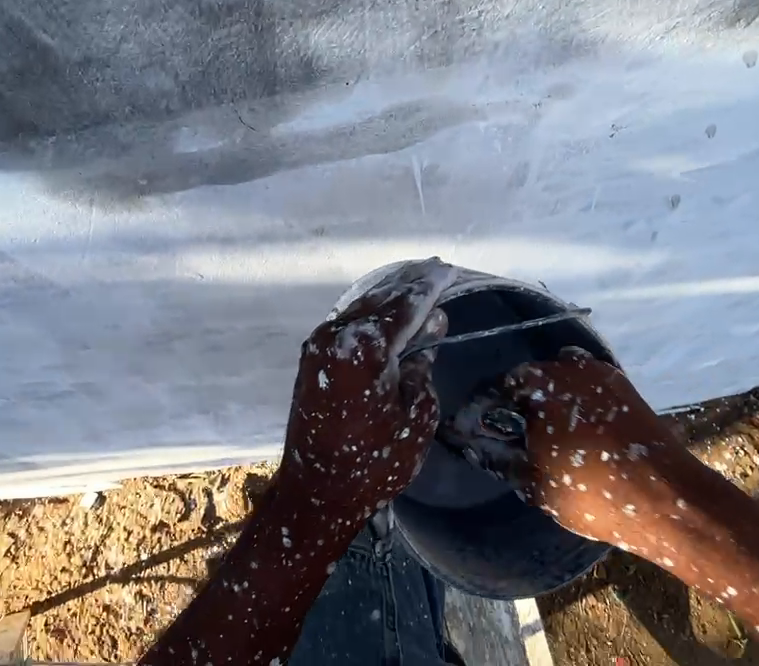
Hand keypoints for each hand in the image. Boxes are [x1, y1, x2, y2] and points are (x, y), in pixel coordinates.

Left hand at [276, 258, 454, 516]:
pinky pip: (347, 323)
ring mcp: (320, 343)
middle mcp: (338, 335)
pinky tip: (387, 313)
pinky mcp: (312, 356)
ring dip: (389, 298)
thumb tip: (426, 336)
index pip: (405, 306)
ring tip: (416, 286)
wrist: (317, 490)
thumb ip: (421, 371)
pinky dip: (370, 314)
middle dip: (409, 286)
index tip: (447, 270)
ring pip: (361, 308)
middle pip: (381, 299)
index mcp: (365, 347)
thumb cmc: (372, 463)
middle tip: (434, 269)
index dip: (429, 288)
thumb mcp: (414, 420)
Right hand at [460, 347, 680, 537]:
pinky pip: (585, 386)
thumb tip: (471, 444)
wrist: (669, 500)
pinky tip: (571, 427)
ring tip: (539, 431)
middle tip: (503, 433)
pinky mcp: (623, 386)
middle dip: (510, 404)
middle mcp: (566, 364)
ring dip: (544, 399)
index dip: (476, 412)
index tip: (467, 431)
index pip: (493, 389)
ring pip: (558, 379)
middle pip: (526, 380)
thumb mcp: (534, 482)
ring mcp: (599, 372)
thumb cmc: (592, 491)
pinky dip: (571, 400)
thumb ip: (497, 458)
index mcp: (538, 382)